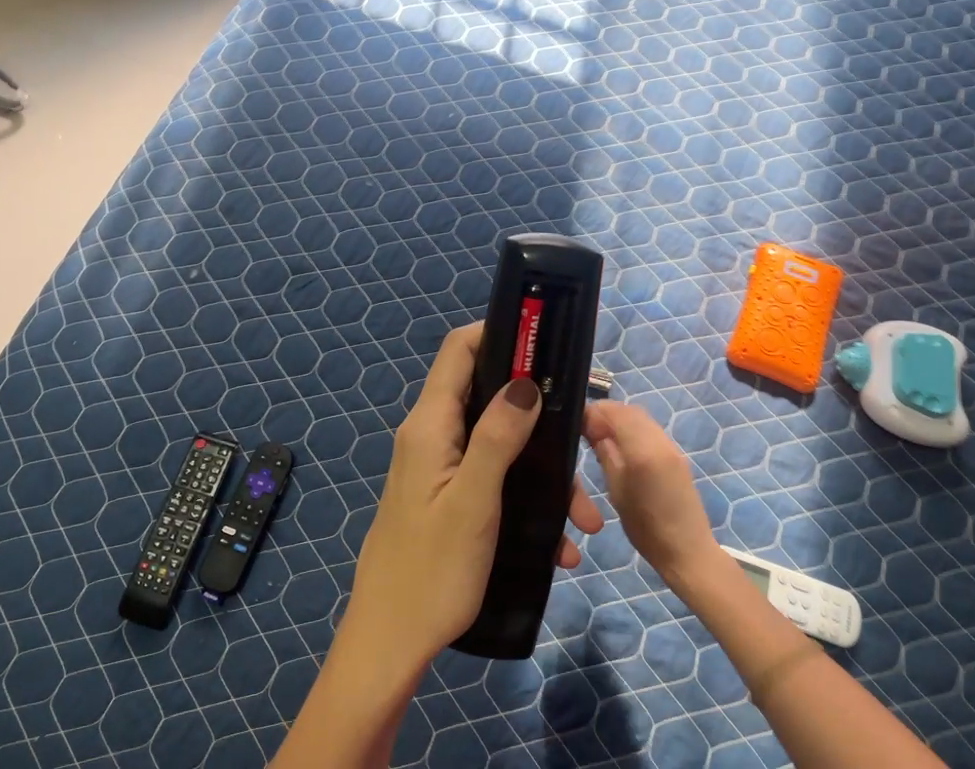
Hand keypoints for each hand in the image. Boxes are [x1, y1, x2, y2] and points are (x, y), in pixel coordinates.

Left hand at [345, 323, 604, 665]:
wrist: (392, 641)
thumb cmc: (432, 571)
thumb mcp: (474, 502)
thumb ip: (497, 437)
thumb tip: (526, 382)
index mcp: (429, 426)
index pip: (460, 351)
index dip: (500, 333)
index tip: (547, 340)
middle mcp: (430, 437)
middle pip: (486, 394)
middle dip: (536, 410)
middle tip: (580, 434)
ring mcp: (438, 468)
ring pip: (497, 442)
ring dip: (541, 467)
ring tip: (582, 514)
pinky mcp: (447, 497)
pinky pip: (493, 478)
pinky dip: (525, 496)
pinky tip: (557, 541)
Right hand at [583, 400, 720, 584]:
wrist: (688, 551)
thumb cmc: (646, 529)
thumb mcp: (617, 491)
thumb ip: (607, 454)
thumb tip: (594, 430)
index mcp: (643, 451)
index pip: (615, 412)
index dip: (594, 412)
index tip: (576, 424)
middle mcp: (660, 441)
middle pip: (630, 411)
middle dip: (606, 414)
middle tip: (586, 430)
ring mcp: (672, 447)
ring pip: (642, 419)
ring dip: (620, 421)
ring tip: (601, 439)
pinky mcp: (677, 455)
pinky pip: (651, 431)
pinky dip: (633, 430)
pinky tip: (622, 448)